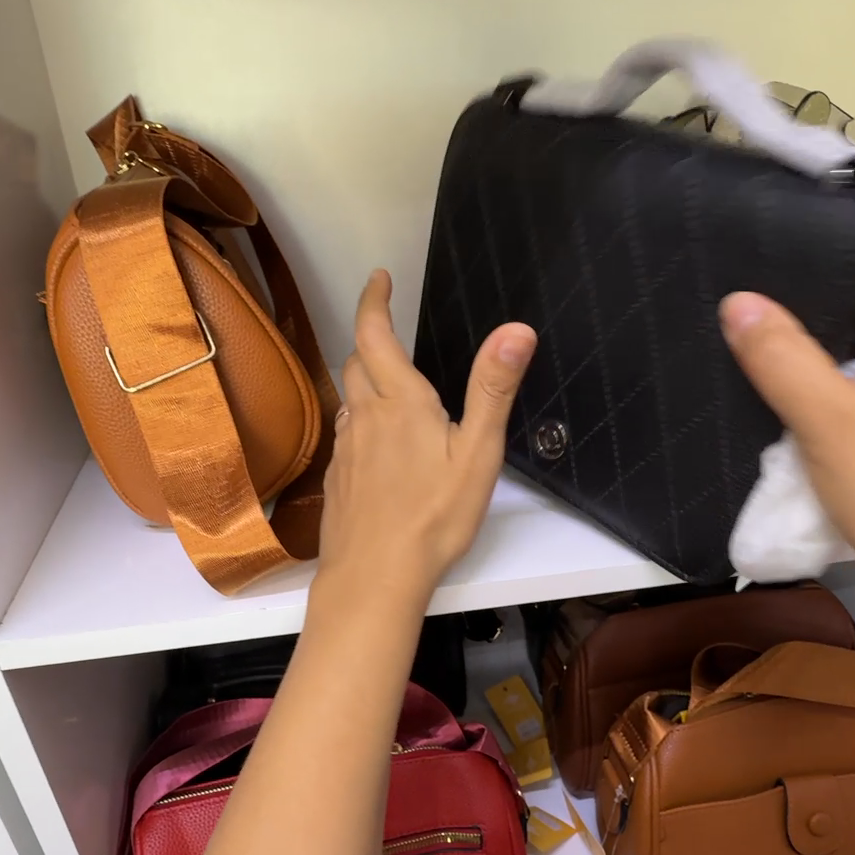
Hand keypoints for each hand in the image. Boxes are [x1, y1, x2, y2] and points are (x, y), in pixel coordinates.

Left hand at [316, 270, 536, 594]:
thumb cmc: (433, 517)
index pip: (374, 333)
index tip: (379, 278)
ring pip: (350, 398)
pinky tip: (379, 446)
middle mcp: (365, 416)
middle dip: (371, 339)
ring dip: (365, 381)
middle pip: (357, 362)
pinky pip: (347, 435)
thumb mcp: (477, 454)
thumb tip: (516, 330)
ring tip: (389, 386)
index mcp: (400, 402)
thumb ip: (493, 390)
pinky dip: (361, 422)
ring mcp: (346, 449)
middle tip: (389, 331)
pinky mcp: (338, 478)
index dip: (373, 301)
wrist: (375, 576)